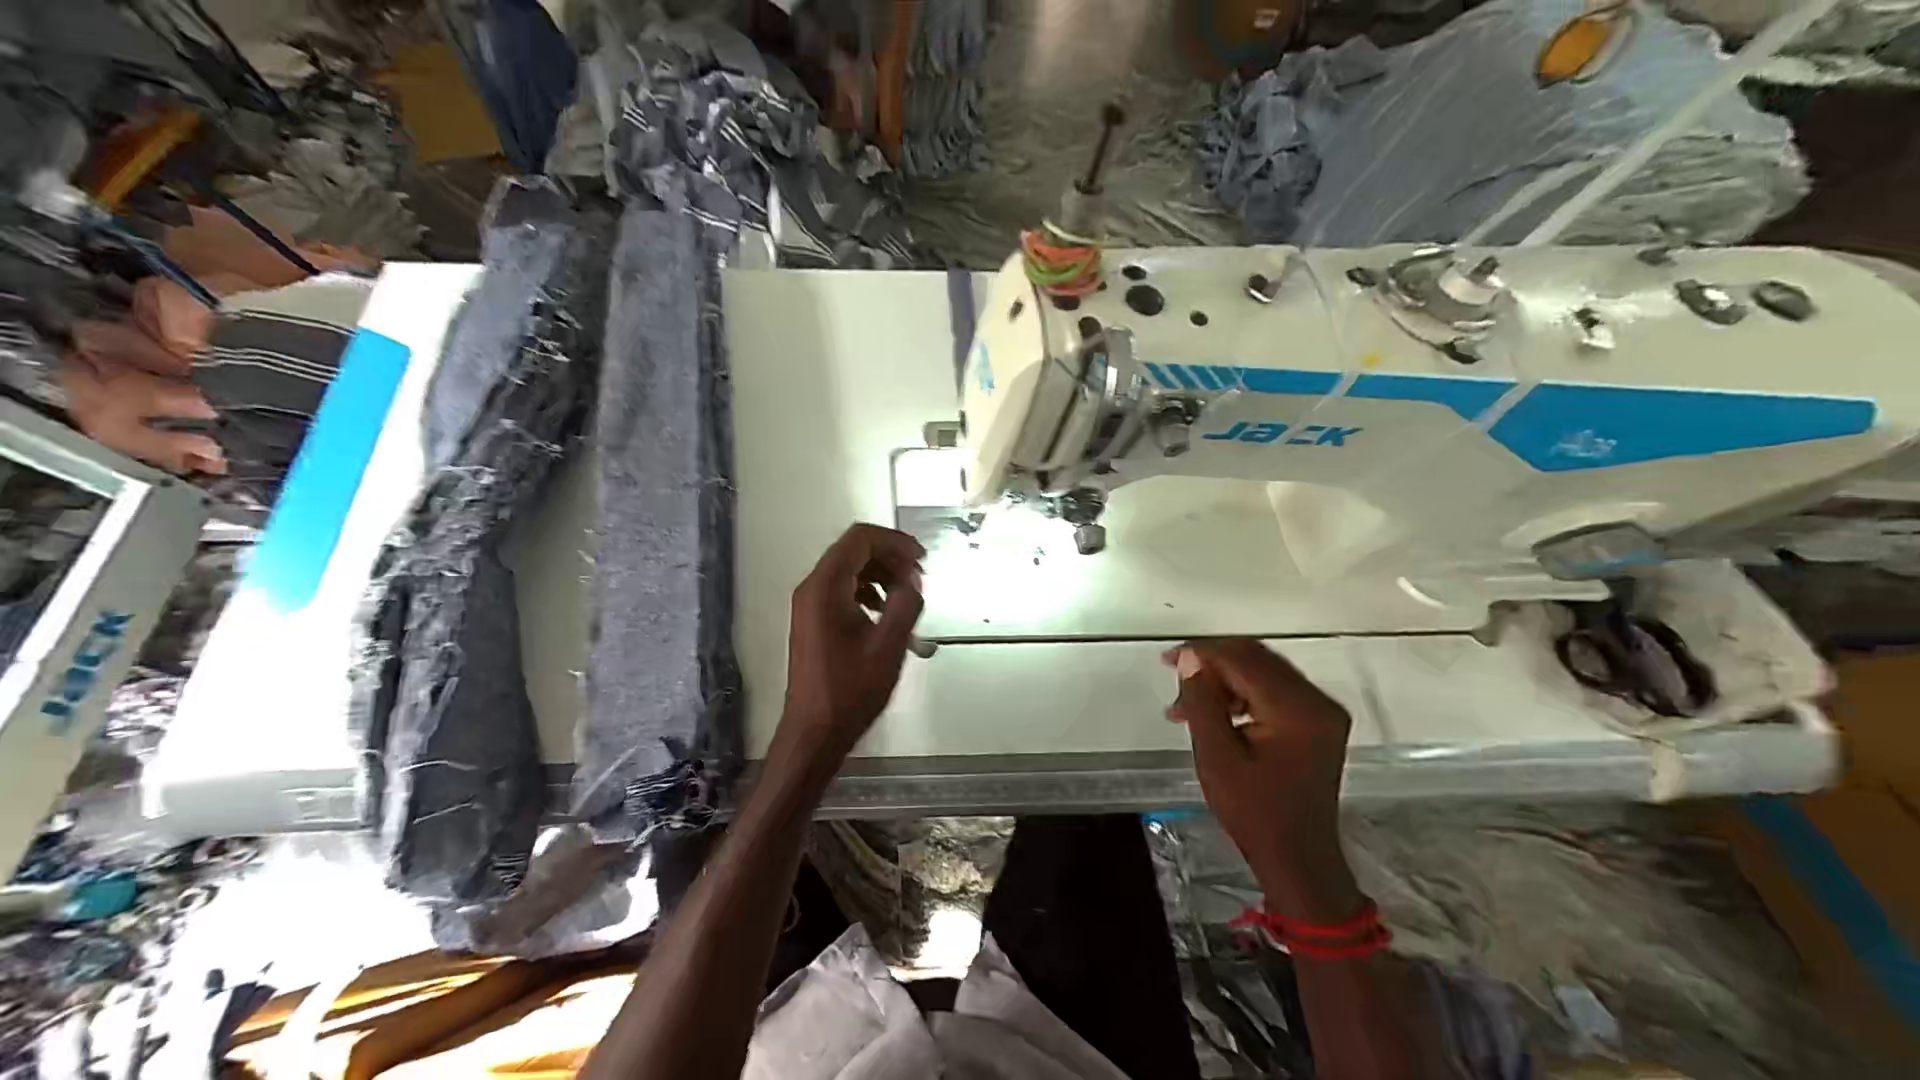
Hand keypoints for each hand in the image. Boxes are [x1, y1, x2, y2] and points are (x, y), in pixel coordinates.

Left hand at [772, 524, 925, 785]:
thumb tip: (913, 579)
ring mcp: (809, 605)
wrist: (814, 732)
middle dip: (890, 556)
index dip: (895, 541)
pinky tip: (886, 613)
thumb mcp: (889, 645)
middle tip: (919, 576)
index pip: (860, 539)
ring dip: (881, 574)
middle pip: (853, 550)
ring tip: (907, 595)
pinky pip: (842, 590)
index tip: (922, 558)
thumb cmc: (850, 690)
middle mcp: (811, 589)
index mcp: (825, 587)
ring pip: (848, 570)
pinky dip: (868, 591)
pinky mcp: (813, 621)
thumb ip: (905, 603)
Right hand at [1167, 639, 1362, 921]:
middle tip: (1175, 674)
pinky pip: (1274, 690)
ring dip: (1224, 680)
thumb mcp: (1217, 757)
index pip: (1244, 661)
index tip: (1168, 659)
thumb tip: (1188, 658)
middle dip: (1213, 663)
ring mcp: (1321, 711)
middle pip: (1258, 660)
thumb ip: (1202, 701)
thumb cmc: (1254, 813)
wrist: (1297, 858)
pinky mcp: (1317, 722)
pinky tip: (1215, 710)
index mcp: (1298, 710)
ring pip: (1264, 672)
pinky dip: (1242, 693)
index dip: (1203, 653)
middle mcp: (1318, 702)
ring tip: (1187, 703)